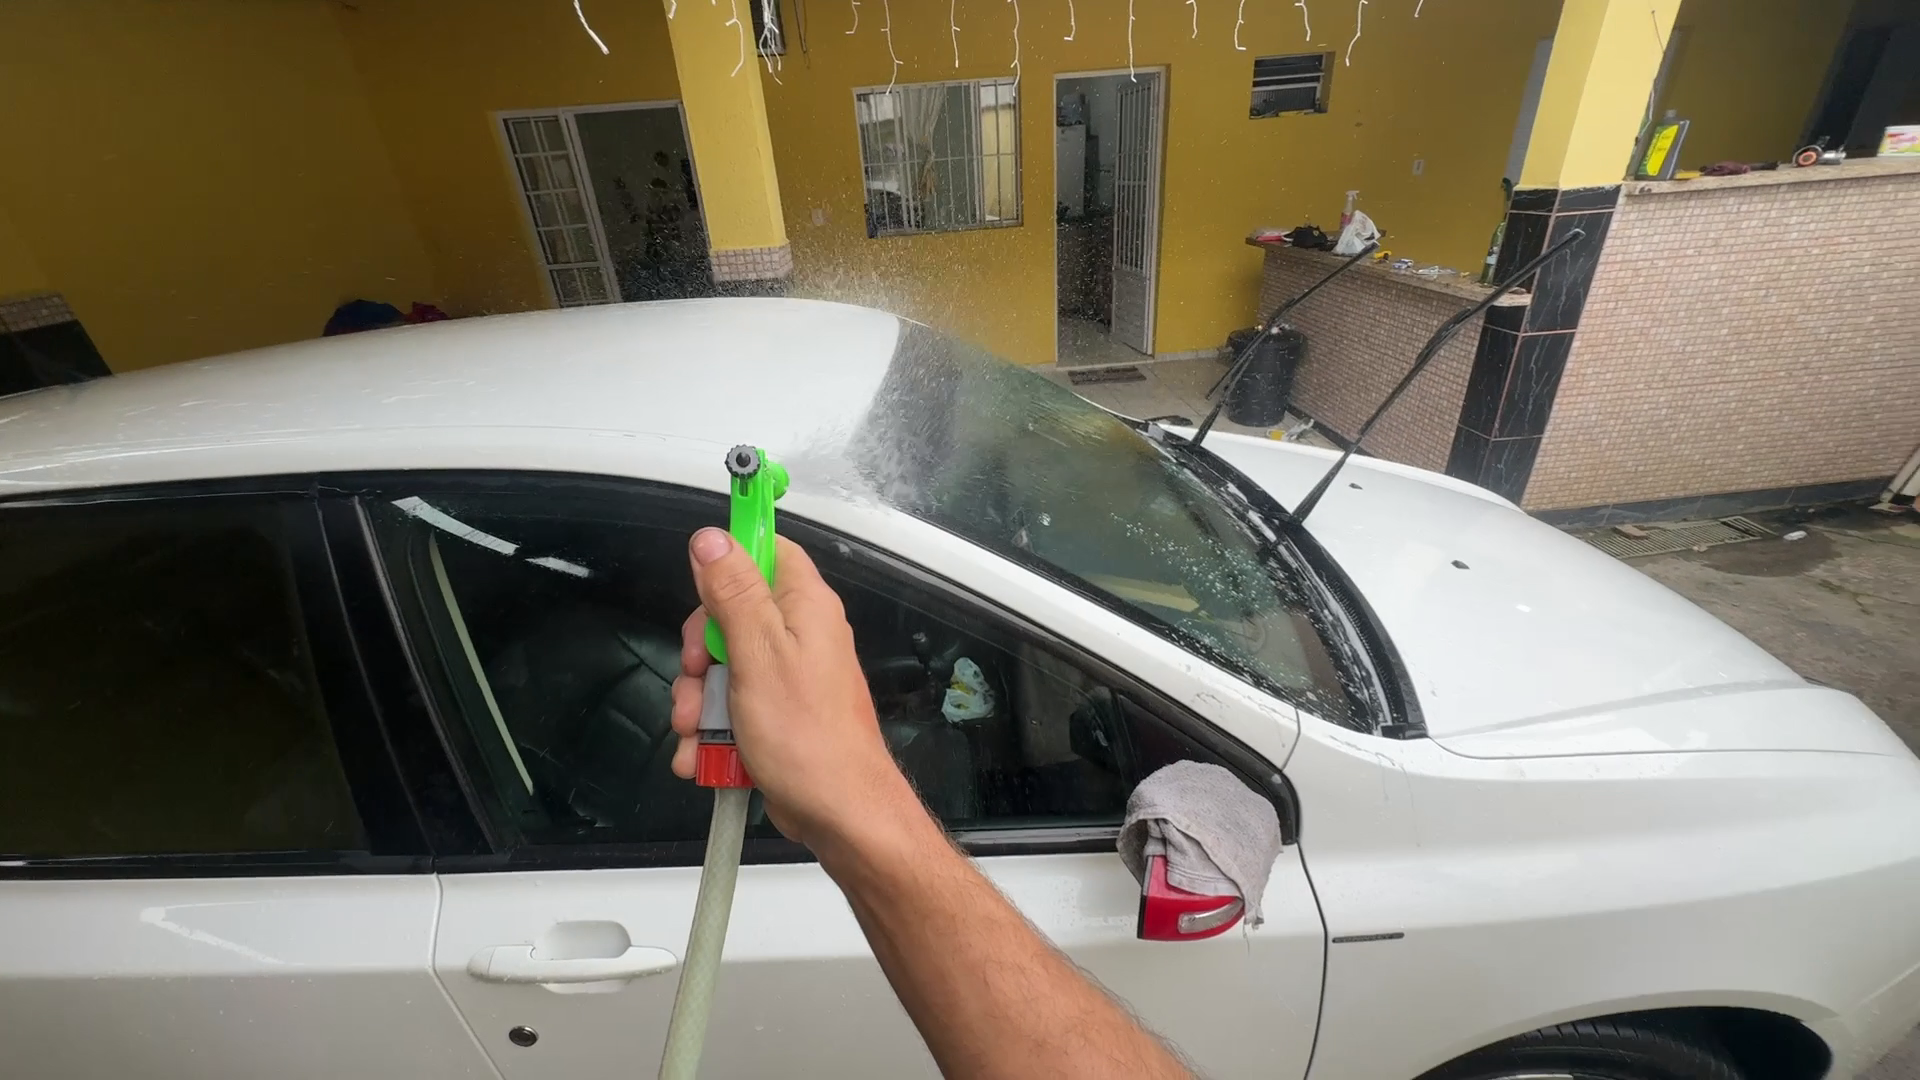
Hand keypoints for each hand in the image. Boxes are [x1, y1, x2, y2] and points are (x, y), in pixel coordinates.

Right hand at [669, 528, 915, 849]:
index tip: (703, 586)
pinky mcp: (777, 709)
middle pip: (732, 612)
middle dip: (700, 650)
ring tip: (695, 731)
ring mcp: (788, 672)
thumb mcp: (757, 653)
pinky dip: (711, 727)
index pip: (768, 549)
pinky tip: (700, 753)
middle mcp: (800, 631)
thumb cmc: (806, 734)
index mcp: (804, 604)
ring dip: (698, 698)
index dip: (731, 558)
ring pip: (724, 663)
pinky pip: (732, 703)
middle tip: (696, 677)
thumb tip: (712, 538)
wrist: (838, 809)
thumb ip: (734, 593)